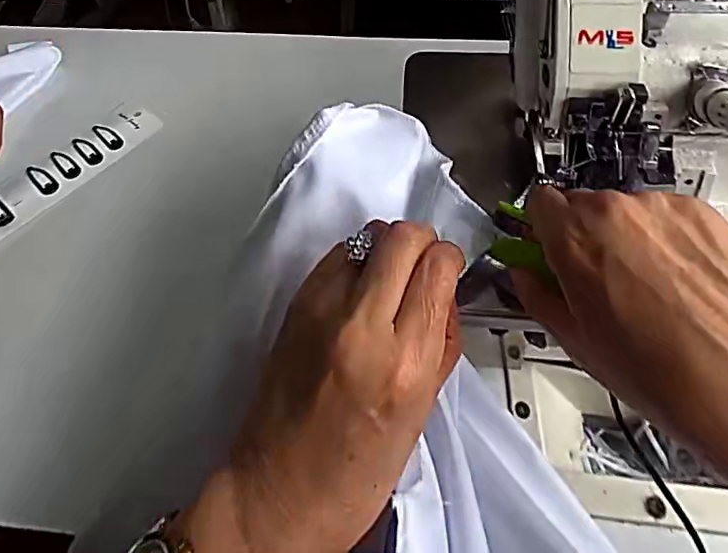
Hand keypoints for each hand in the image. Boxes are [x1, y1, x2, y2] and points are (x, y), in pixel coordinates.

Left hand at [180, 220, 464, 552]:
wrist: (279, 493)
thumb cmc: (350, 471)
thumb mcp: (422, 408)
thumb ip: (440, 337)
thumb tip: (444, 288)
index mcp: (404, 365)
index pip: (437, 267)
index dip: (449, 259)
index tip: (447, 269)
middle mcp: (361, 329)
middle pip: (404, 236)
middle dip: (423, 243)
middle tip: (423, 267)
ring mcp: (322, 310)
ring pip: (371, 233)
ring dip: (389, 249)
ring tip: (389, 282)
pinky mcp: (297, 303)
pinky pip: (341, 252)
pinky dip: (358, 260)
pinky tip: (360, 292)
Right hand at [510, 186, 727, 467]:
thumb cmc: (669, 375)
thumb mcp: (579, 344)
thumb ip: (540, 296)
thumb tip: (528, 279)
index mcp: (576, 237)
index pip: (538, 201)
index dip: (540, 228)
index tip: (545, 245)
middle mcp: (617, 211)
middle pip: (582, 204)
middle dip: (583, 236)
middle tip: (598, 279)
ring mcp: (662, 209)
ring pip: (626, 209)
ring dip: (627, 237)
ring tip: (647, 290)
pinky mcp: (700, 212)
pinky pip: (667, 214)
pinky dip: (667, 239)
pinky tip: (678, 283)